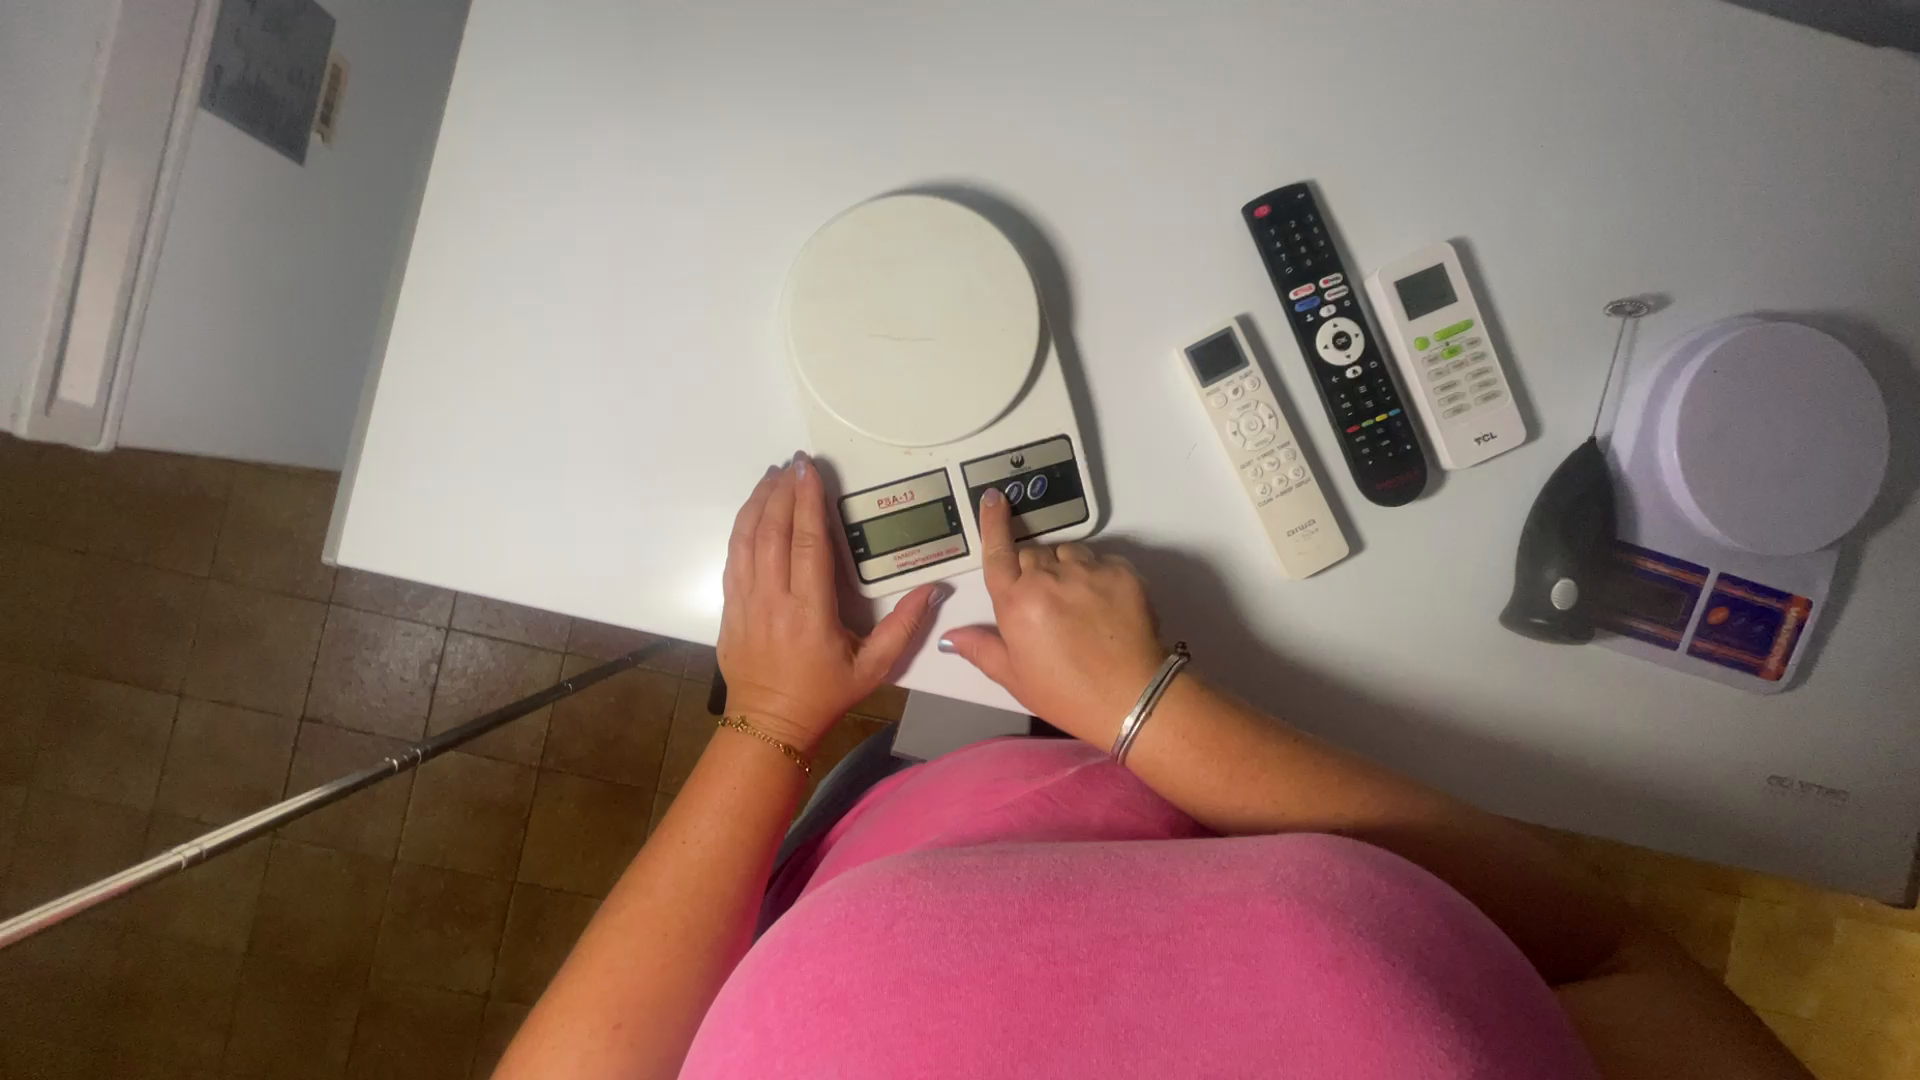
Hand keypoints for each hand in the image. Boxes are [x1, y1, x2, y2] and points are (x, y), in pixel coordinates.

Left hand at [716, 452, 940, 752]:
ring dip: (758, 503)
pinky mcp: (731, 606)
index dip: (807, 503)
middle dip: (782, 492)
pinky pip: (733, 557)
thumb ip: (904, 627)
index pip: (806, 544)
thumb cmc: (825, 694)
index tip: (809, 471)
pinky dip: (741, 527)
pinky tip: (752, 510)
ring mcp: (746, 602)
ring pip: (747, 539)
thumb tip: (933, 589)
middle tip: (794, 463)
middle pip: (772, 532)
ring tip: (772, 475)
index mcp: (809, 612)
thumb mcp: (874, 667)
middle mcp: (773, 600)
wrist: (769, 725)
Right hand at [938, 488, 1166, 745]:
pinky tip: (1104, 606)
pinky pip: (1101, 560)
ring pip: (1068, 552)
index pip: (998, 552)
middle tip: (1047, 605)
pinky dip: (1098, 575)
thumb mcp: (1016, 677)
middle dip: (1034, 570)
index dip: (993, 523)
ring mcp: (1087, 571)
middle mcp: (1048, 578)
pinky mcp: (1121, 571)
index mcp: (1016, 602)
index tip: (994, 498)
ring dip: (1067, 568)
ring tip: (1078, 605)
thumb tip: (952, 636)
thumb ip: (982, 649)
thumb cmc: (1069, 694)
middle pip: (1032, 554)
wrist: (1132, 699)